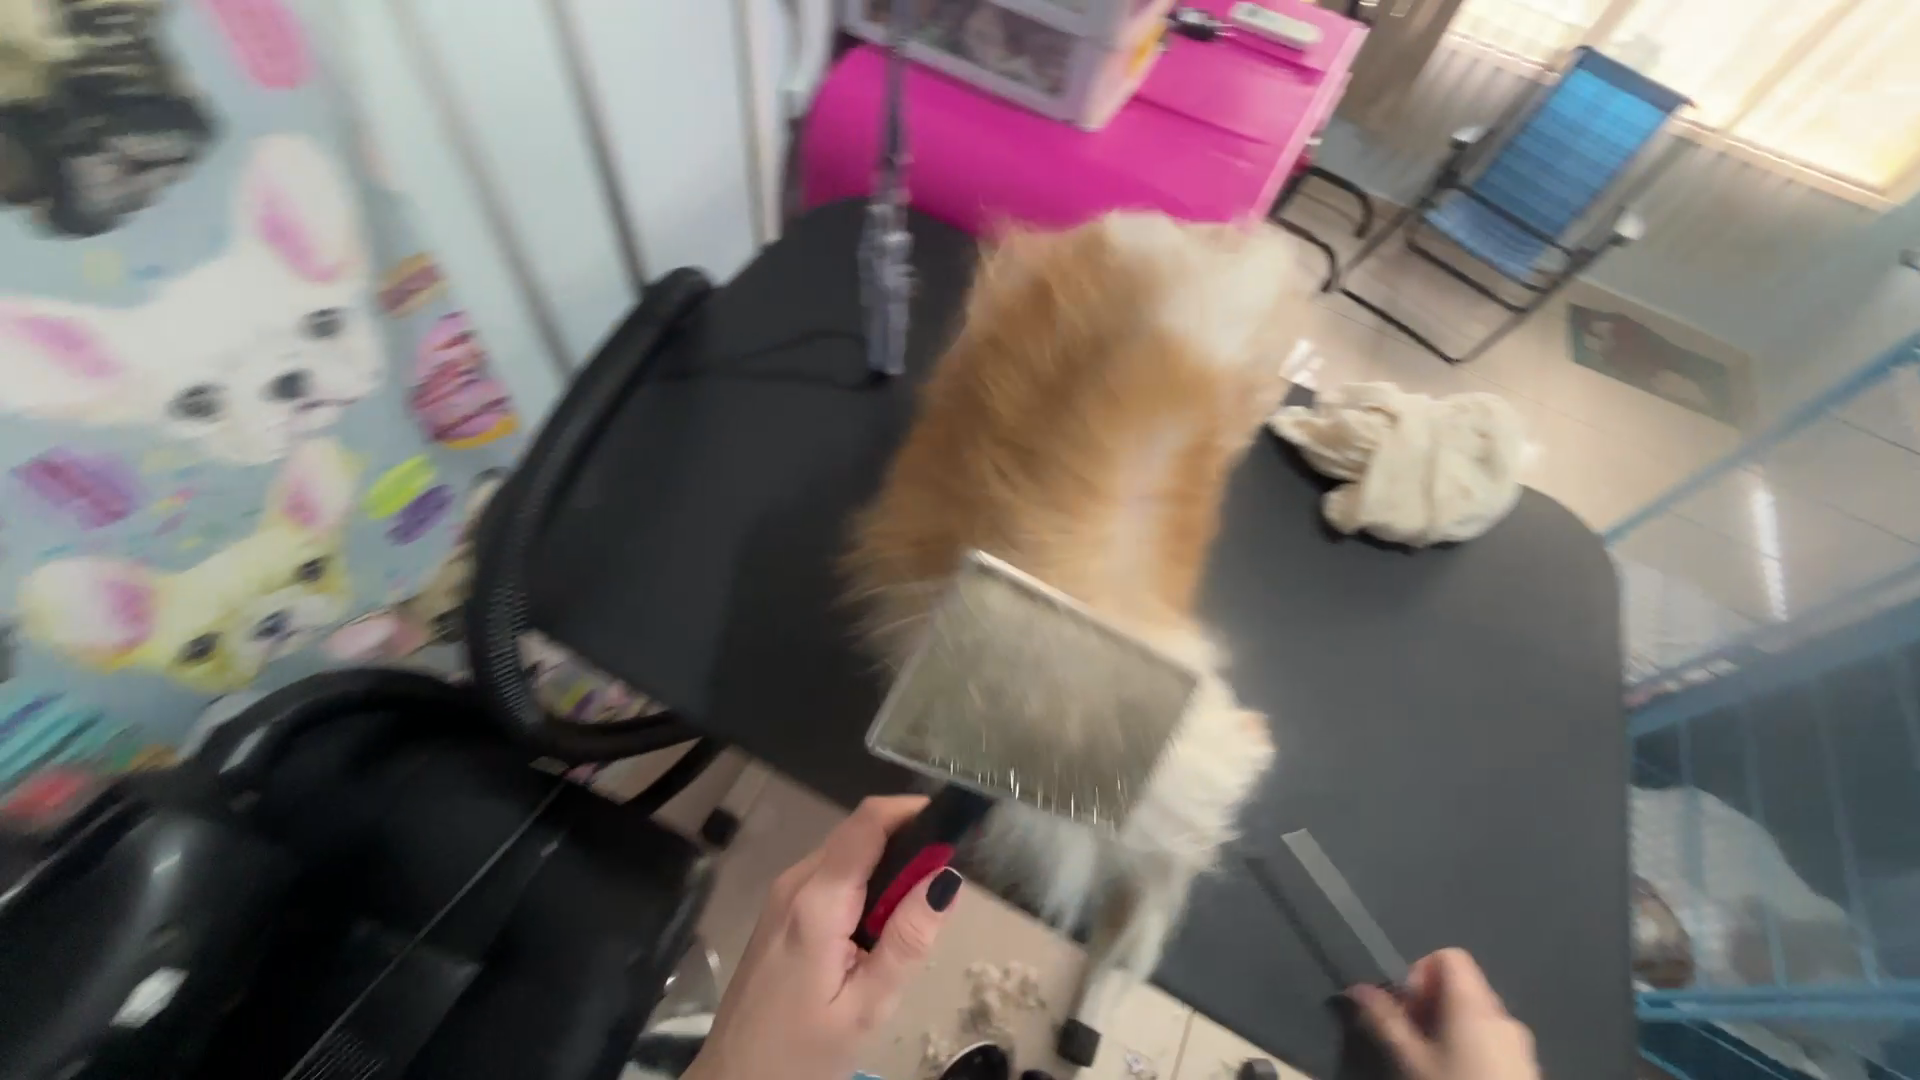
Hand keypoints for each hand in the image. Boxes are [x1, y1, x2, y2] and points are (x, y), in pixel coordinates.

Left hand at [687, 796, 962, 1079]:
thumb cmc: (801, 1054)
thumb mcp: (867, 1008)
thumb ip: (907, 940)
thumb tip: (947, 876)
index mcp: (818, 901)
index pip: (869, 821)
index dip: (911, 809)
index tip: (951, 825)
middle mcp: (797, 880)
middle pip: (860, 831)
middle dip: (905, 841)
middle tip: (941, 880)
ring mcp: (784, 891)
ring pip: (847, 850)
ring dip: (885, 863)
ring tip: (913, 908)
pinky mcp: (781, 906)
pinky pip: (832, 872)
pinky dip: (863, 880)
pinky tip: (876, 923)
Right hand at [1348, 949, 1538, 1079]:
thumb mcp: (1411, 1059)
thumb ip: (1383, 1018)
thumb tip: (1356, 988)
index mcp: (1475, 1004)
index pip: (1449, 955)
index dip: (1421, 970)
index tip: (1408, 1005)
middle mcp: (1504, 1016)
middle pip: (1460, 986)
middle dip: (1429, 1002)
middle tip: (1412, 1036)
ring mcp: (1521, 1044)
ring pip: (1475, 1015)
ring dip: (1448, 1025)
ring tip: (1433, 1059)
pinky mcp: (1529, 1069)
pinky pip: (1492, 1038)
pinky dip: (1470, 1044)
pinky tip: (1457, 1074)